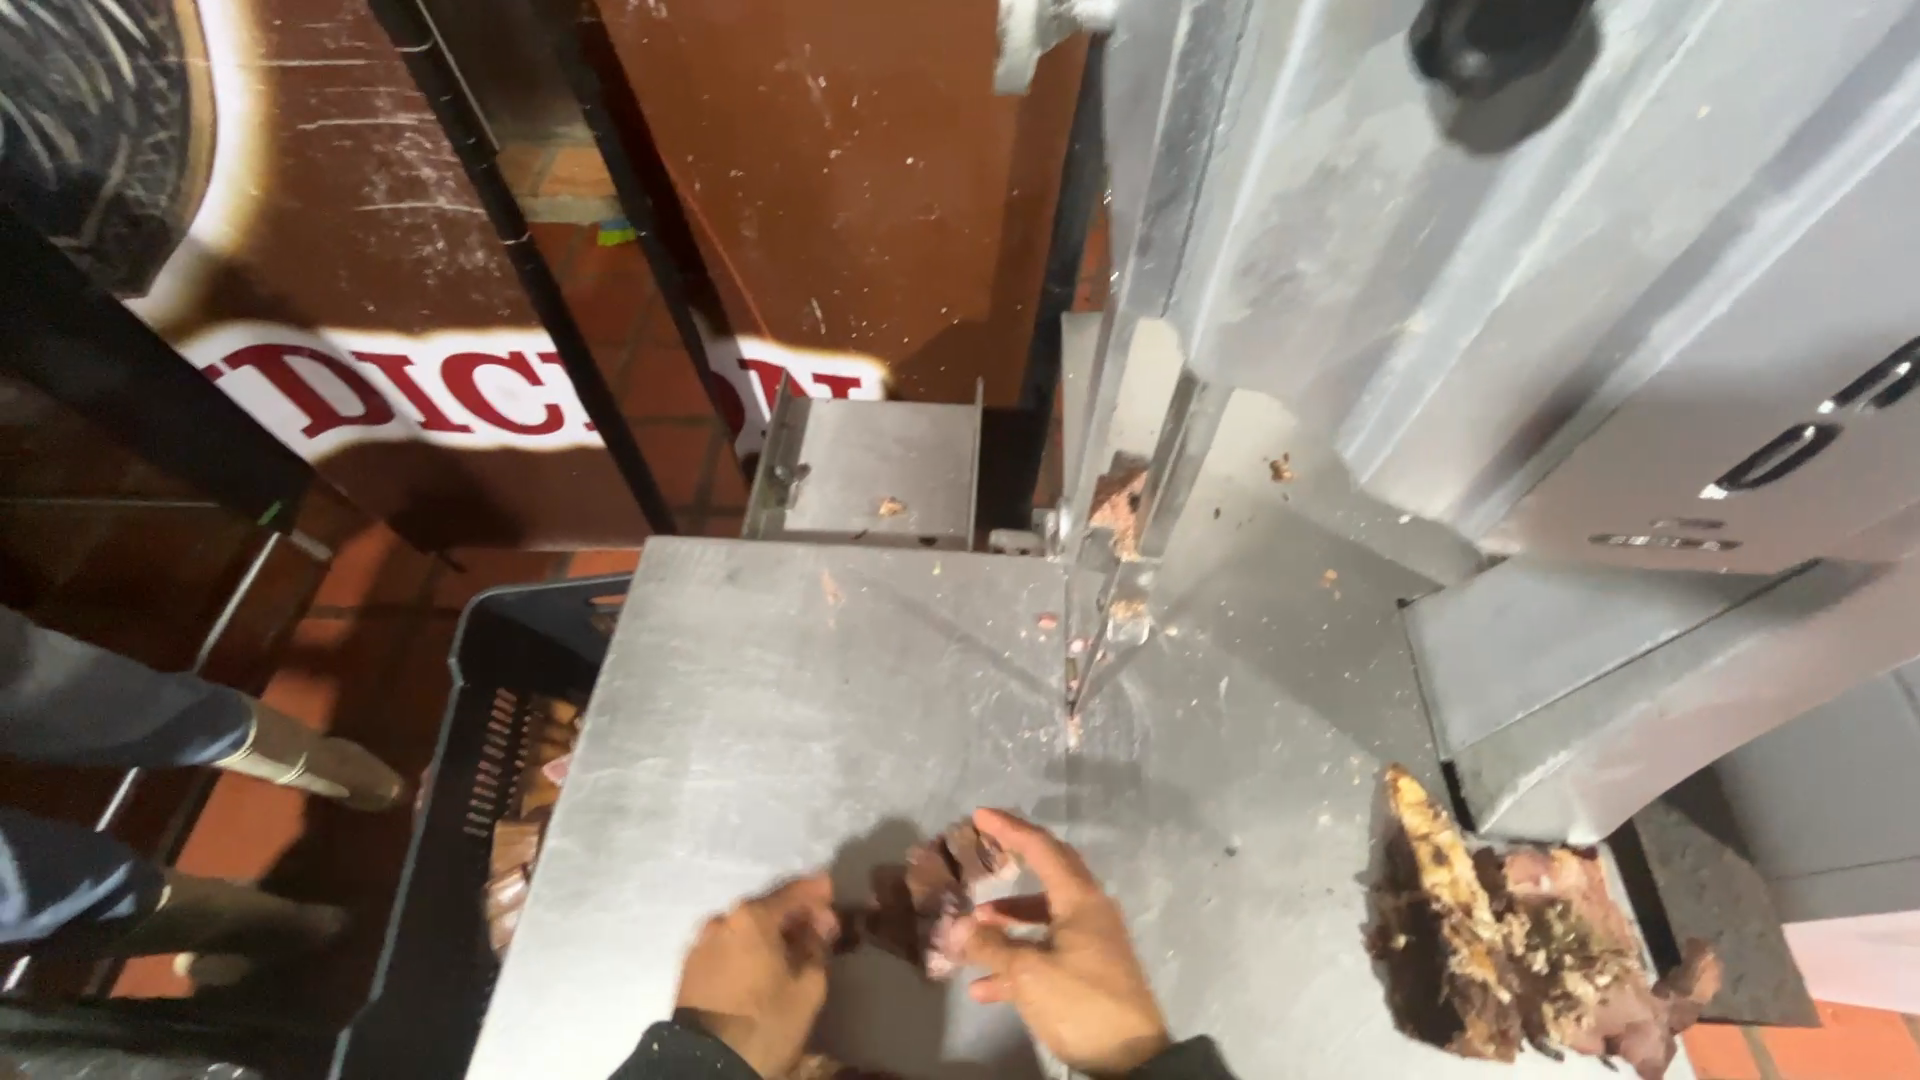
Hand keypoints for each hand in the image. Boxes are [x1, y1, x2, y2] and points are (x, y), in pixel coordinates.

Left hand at [675, 874, 838, 1077]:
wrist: (703, 1070)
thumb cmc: (764, 1023)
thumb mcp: (808, 987)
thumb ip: (818, 946)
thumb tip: (819, 925)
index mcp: (752, 916)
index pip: (794, 892)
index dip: (819, 893)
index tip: (835, 897)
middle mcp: (723, 919)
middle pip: (768, 906)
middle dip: (795, 914)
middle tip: (819, 928)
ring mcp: (702, 943)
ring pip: (746, 927)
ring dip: (771, 932)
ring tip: (791, 950)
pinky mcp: (690, 968)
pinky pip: (728, 945)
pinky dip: (748, 948)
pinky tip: (763, 964)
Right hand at [958, 809, 1170, 1076]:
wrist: (1132, 1061)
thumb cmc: (1080, 1001)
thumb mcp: (1028, 973)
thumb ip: (990, 946)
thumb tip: (956, 927)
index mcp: (1079, 898)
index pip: (1041, 847)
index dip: (1009, 828)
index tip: (980, 814)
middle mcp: (1089, 909)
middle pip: (1049, 871)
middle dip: (1016, 858)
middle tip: (987, 846)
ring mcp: (1092, 940)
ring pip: (1044, 915)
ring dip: (1010, 918)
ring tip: (976, 929)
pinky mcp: (1090, 971)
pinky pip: (1048, 951)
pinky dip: (1019, 959)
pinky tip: (985, 986)